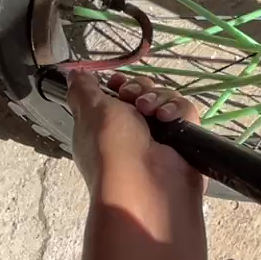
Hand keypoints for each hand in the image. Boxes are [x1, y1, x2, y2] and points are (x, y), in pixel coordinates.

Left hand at [67, 71, 204, 198]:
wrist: (144, 185)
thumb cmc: (110, 147)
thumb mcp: (89, 112)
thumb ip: (83, 90)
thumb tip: (74, 74)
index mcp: (106, 126)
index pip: (118, 94)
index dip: (119, 84)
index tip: (117, 83)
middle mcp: (134, 131)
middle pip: (144, 92)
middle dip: (139, 88)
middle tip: (134, 100)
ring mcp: (161, 137)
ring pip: (166, 99)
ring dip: (158, 98)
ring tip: (152, 113)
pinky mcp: (184, 141)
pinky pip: (187, 112)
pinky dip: (177, 110)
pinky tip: (168, 119)